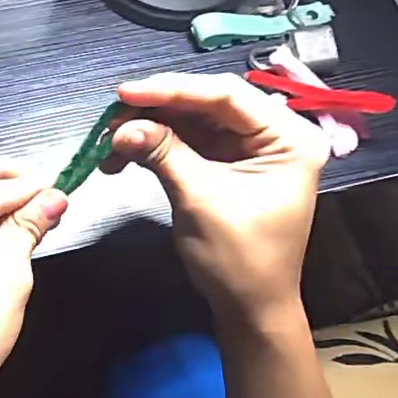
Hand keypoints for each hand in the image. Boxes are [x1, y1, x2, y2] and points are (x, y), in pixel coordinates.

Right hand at [105, 73, 328, 320]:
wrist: (248, 307)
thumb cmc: (239, 259)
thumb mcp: (201, 200)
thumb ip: (164, 154)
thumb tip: (121, 127)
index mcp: (287, 137)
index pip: (227, 95)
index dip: (173, 90)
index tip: (126, 92)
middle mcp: (270, 134)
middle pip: (206, 104)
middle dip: (156, 109)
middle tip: (112, 117)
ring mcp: (245, 149)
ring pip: (190, 121)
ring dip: (149, 128)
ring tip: (110, 140)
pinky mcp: (222, 164)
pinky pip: (185, 143)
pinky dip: (154, 147)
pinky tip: (124, 154)